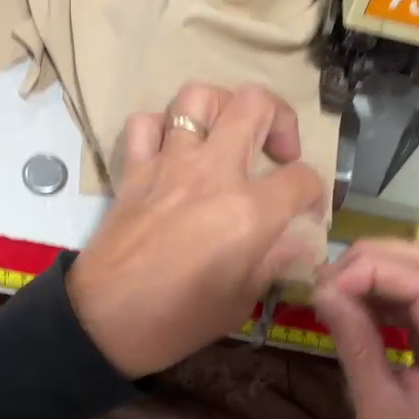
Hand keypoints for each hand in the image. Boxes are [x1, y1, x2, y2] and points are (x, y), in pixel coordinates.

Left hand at [68, 82, 326, 377]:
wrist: (103, 322)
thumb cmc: (177, 321)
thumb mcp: (241, 301)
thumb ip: (274, 260)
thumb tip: (297, 241)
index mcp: (249, 211)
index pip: (302, 178)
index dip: (316, 195)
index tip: (307, 216)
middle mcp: (212, 172)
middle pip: (255, 104)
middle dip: (281, 119)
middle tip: (278, 154)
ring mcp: (169, 163)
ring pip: (198, 96)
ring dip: (222, 108)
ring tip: (228, 136)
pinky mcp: (134, 169)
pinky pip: (147, 123)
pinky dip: (163, 126)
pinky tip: (175, 149)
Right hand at [312, 239, 418, 418]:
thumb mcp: (373, 404)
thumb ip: (354, 339)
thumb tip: (322, 289)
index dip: (371, 269)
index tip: (324, 286)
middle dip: (378, 258)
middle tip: (329, 280)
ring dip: (387, 267)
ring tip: (340, 286)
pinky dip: (397, 286)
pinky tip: (362, 299)